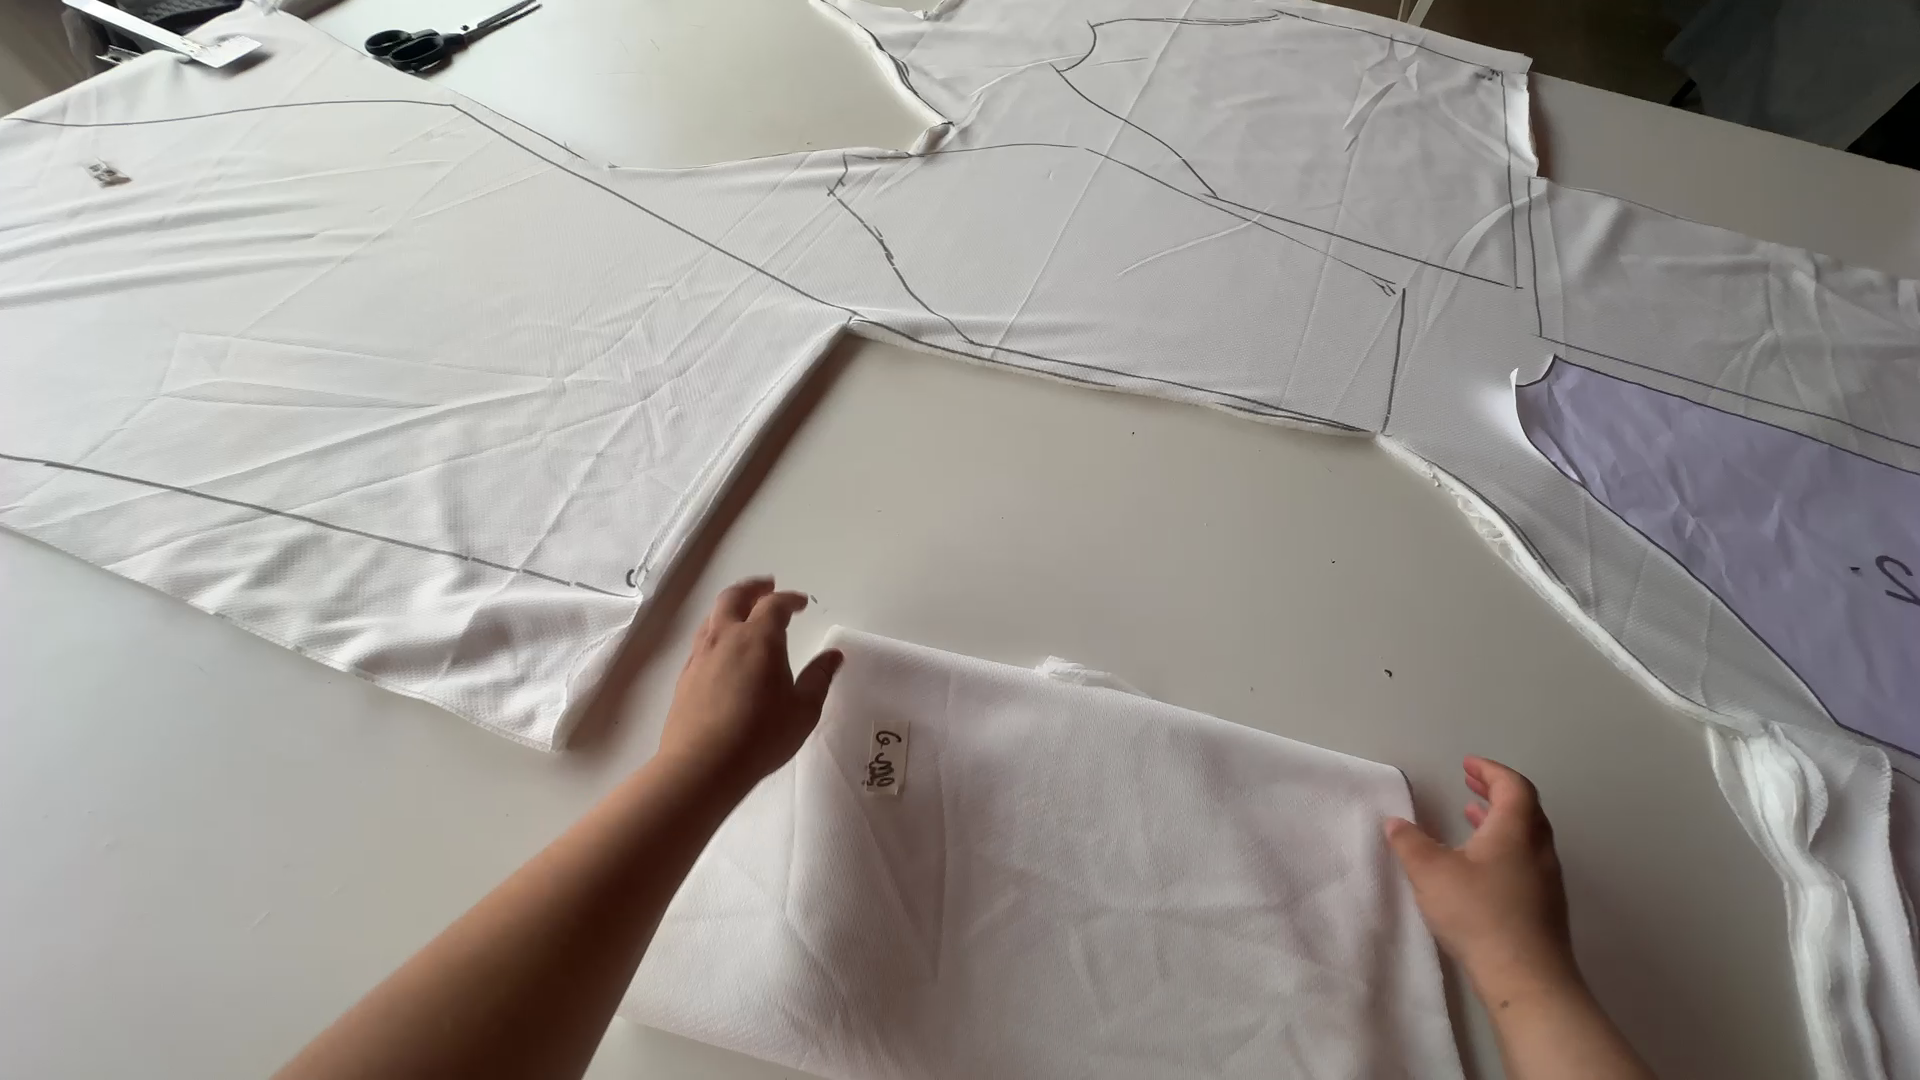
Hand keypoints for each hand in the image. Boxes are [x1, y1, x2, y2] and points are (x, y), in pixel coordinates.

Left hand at [656, 577, 843, 794]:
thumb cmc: (761, 736)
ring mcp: (701, 656)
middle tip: (767, 587)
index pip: (774, 605)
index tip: (801, 603)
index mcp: (759, 639)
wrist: (701, 766)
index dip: (790, 599)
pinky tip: (724, 650)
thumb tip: (833, 655)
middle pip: (734, 597)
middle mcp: (726, 638)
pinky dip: (717, 631)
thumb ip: (819, 678)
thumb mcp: (803, 709)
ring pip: (713, 616)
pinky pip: (702, 640)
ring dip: (731, 607)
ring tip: (744, 613)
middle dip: (753, 588)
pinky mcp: (685, 676)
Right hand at [1385, 757, 1574, 997]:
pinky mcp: (1543, 906)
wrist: (1527, 980)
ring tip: (1471, 815)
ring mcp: (1546, 881)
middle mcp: (1538, 851)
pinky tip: (1478, 861)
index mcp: (1516, 832)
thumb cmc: (1478, 913)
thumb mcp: (1429, 871)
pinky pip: (1526, 858)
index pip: (1514, 787)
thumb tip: (1396, 822)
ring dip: (1500, 819)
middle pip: (1526, 809)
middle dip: (1496, 791)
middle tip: (1469, 781)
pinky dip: (1504, 844)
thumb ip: (1409, 841)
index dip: (1491, 771)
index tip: (1467, 764)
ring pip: (1527, 836)